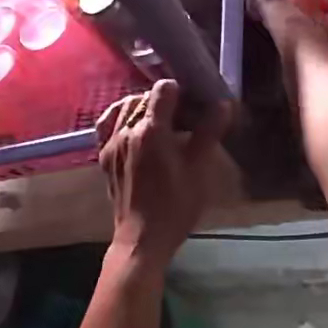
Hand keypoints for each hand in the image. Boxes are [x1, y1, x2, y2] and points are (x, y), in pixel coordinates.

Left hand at [94, 80, 229, 265]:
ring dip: (143, 107)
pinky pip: (106, 124)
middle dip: (165, 100)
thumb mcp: (199, 169)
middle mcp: (126, 130)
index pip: (163, 90)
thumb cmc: (175, 205)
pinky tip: (132, 125)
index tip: (194, 102)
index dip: (181, 90)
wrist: (142, 237)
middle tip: (184, 115)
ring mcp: (111, 143)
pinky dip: (119, 118)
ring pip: (125, 108)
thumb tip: (223, 103)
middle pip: (144, 98)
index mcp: (151, 130)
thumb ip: (209, 132)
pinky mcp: (103, 156)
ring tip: (161, 121)